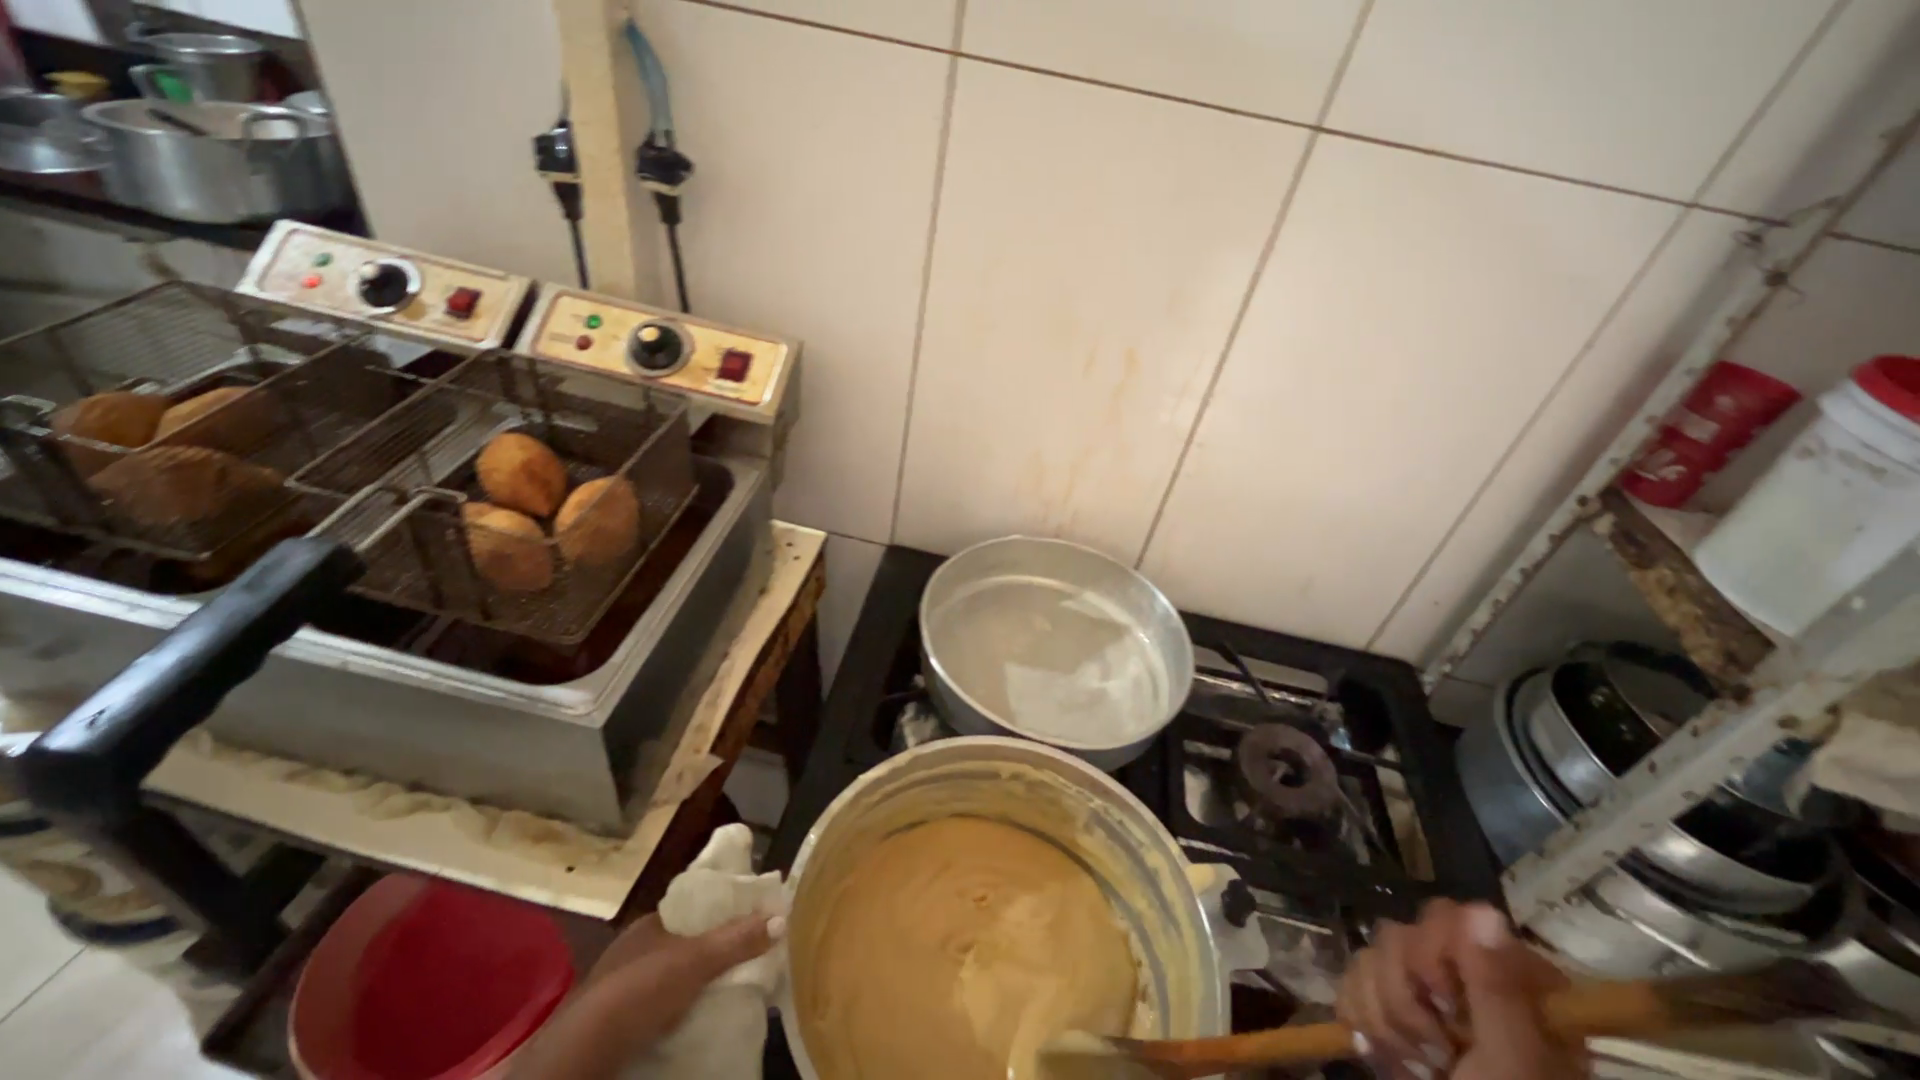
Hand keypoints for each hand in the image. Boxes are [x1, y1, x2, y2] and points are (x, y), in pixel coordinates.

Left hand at [511, 911, 780, 1079]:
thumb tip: (781, 916)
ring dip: (699, 987)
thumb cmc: (640, 990)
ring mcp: (625, 987)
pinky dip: (683, 1013)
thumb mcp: (695, 961)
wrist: (585, 1050)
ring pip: (674, 979)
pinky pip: (662, 1010)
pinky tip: (701, 1021)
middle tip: (751, 965)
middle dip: (715, 955)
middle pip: (686, 945)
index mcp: (650, 924)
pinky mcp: (621, 1022)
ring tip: (734, 995)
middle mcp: (635, 950)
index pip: (694, 911)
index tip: (754, 926)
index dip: (723, 916)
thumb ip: (736, 940)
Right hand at [1335, 899, 1585, 1079]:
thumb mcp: (1512, 1065)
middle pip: (1399, 937)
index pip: (1447, 918)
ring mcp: (1421, 993)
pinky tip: (1384, 1056)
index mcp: (1509, 977)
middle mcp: (1463, 973)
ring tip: (1416, 1066)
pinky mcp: (1385, 1010)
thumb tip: (1481, 909)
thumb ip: (1497, 989)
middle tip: (1437, 1053)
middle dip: (1404, 999)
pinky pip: (1349, 984)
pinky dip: (1360, 1021)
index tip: (1448, 1010)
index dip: (1432, 956)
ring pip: (1367, 960)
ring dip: (1384, 1020)